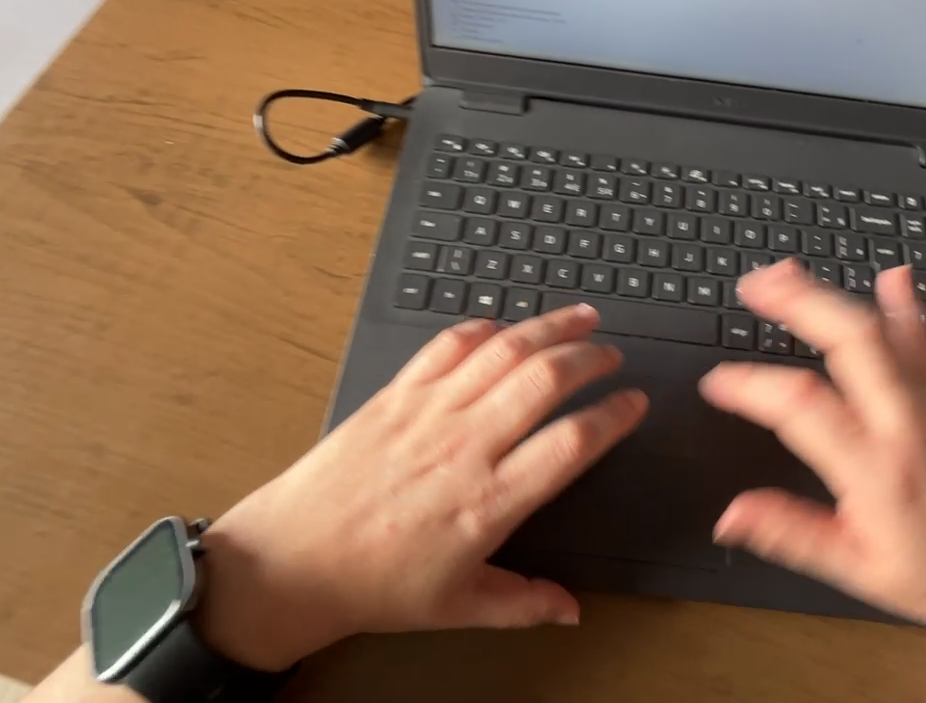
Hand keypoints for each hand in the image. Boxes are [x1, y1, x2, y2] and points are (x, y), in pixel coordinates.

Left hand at [191, 304, 645, 669]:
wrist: (292, 560)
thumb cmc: (376, 584)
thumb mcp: (458, 607)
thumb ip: (524, 603)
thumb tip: (572, 610)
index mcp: (489, 501)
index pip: (572, 443)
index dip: (614, 416)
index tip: (633, 403)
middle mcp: (467, 446)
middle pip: (546, 380)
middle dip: (590, 357)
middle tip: (611, 353)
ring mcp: (431, 411)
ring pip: (504, 350)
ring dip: (550, 327)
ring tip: (581, 316)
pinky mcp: (398, 392)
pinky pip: (449, 344)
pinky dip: (483, 327)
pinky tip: (506, 326)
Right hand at [698, 260, 925, 642]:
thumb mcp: (851, 569)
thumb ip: (787, 532)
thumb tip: (729, 515)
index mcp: (878, 471)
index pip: (805, 406)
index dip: (752, 385)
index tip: (717, 382)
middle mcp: (907, 426)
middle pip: (854, 342)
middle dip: (800, 304)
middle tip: (755, 287)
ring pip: (884, 332)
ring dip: (833, 295)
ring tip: (790, 273)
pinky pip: (925, 343)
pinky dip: (906, 305)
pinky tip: (893, 275)